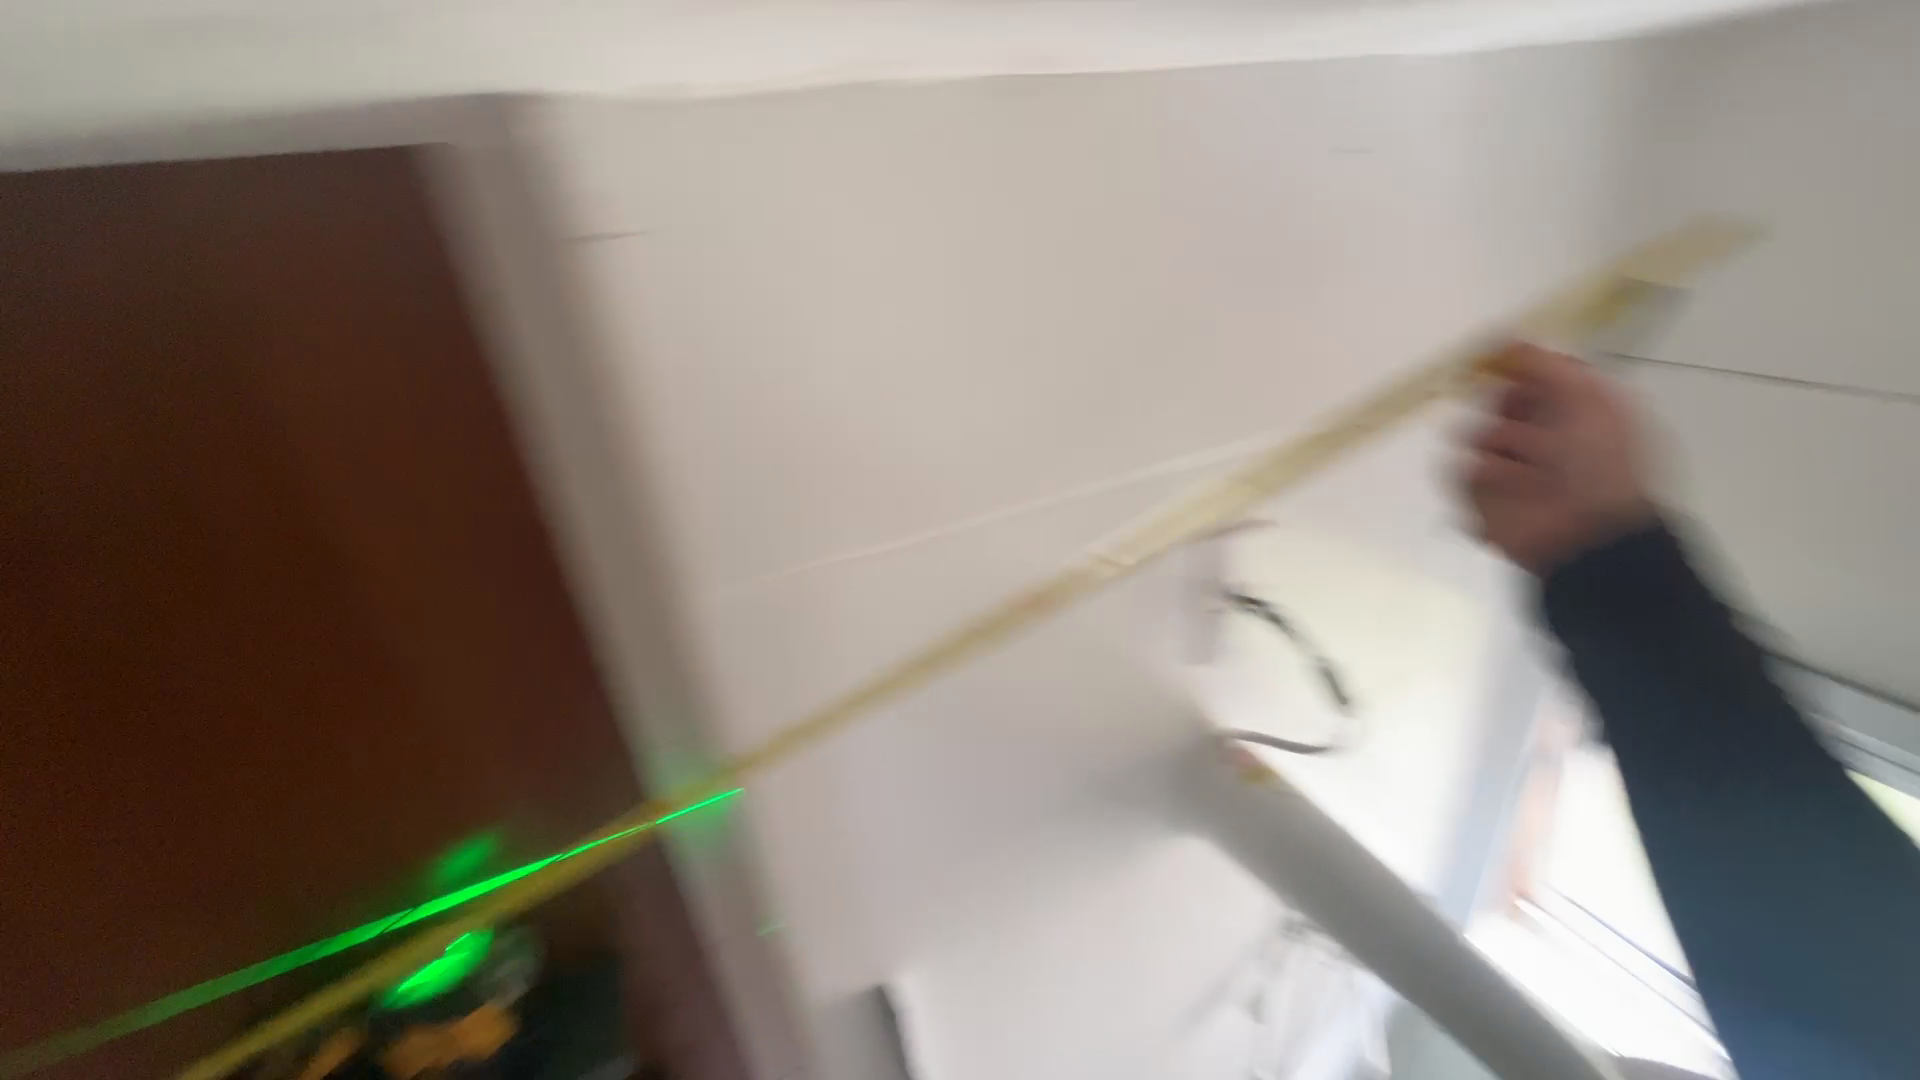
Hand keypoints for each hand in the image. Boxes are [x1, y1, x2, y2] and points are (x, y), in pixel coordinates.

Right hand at [1461, 343, 1656, 574]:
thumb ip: (1550, 366)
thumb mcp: (1593, 401)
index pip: (1527, 374)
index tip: (1497, 360)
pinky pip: (1454, 470)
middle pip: (1492, 400)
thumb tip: (1506, 337)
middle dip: (1507, 411)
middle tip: (1533, 432)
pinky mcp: (1473, 494)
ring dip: (1498, 450)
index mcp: (1567, 407)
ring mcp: (1500, 464)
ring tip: (1527, 474)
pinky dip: (1478, 479)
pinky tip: (1508, 490)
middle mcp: (1532, 431)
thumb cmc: (1601, 464)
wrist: (1585, 532)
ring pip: (1470, 434)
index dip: (1513, 367)